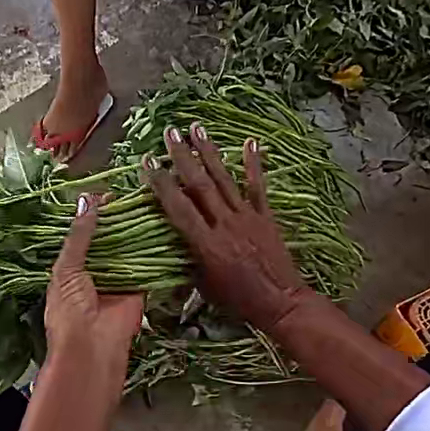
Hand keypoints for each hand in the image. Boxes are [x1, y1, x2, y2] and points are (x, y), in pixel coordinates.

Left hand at [45, 194, 145, 362]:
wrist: (92, 347)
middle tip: (135, 195)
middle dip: (119, 221)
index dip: (94, 216)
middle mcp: (97, 272)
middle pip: (110, 241)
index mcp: (72, 268)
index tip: (108, 194)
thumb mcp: (67, 269)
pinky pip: (148, 267)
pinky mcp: (140, 289)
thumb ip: (79, 236)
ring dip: (138, 232)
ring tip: (152, 204)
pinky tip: (164, 227)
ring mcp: (120, 280)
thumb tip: (87, 201)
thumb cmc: (70, 310)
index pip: (84, 236)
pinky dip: (155, 251)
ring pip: (130, 251)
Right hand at [143, 122, 314, 333]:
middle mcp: (225, 224)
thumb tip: (175, 245)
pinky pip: (258, 187)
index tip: (148, 162)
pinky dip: (254, 164)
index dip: (162, 184)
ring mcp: (247, 217)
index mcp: (206, 244)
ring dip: (209, 152)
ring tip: (197, 128)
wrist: (281, 303)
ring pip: (224, 179)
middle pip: (200, 185)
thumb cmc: (240, 301)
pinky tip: (250, 142)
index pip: (178, 207)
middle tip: (170, 132)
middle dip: (183, 157)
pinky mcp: (266, 217)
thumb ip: (190, 262)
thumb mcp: (205, 287)